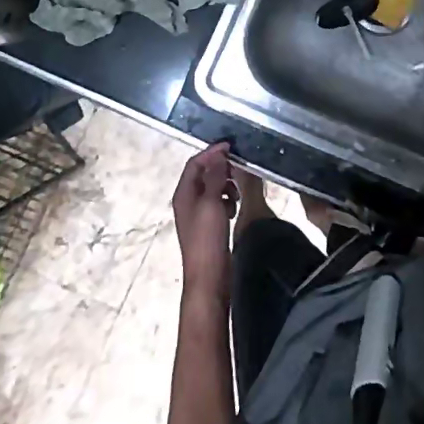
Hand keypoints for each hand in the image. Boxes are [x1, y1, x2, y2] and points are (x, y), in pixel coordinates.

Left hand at [171, 143, 234, 302]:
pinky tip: (235, 208)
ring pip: (212, 188)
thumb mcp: (212, 203)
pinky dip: (227, 199)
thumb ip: (215, 177)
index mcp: (184, 193)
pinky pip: (217, 203)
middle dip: (221, 168)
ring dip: (225, 184)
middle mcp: (187, 201)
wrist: (208, 276)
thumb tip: (218, 154)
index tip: (232, 147)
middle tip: (240, 168)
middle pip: (203, 174)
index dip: (212, 152)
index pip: (195, 163)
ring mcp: (197, 214)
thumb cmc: (207, 238)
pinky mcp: (207, 224)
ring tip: (238, 192)